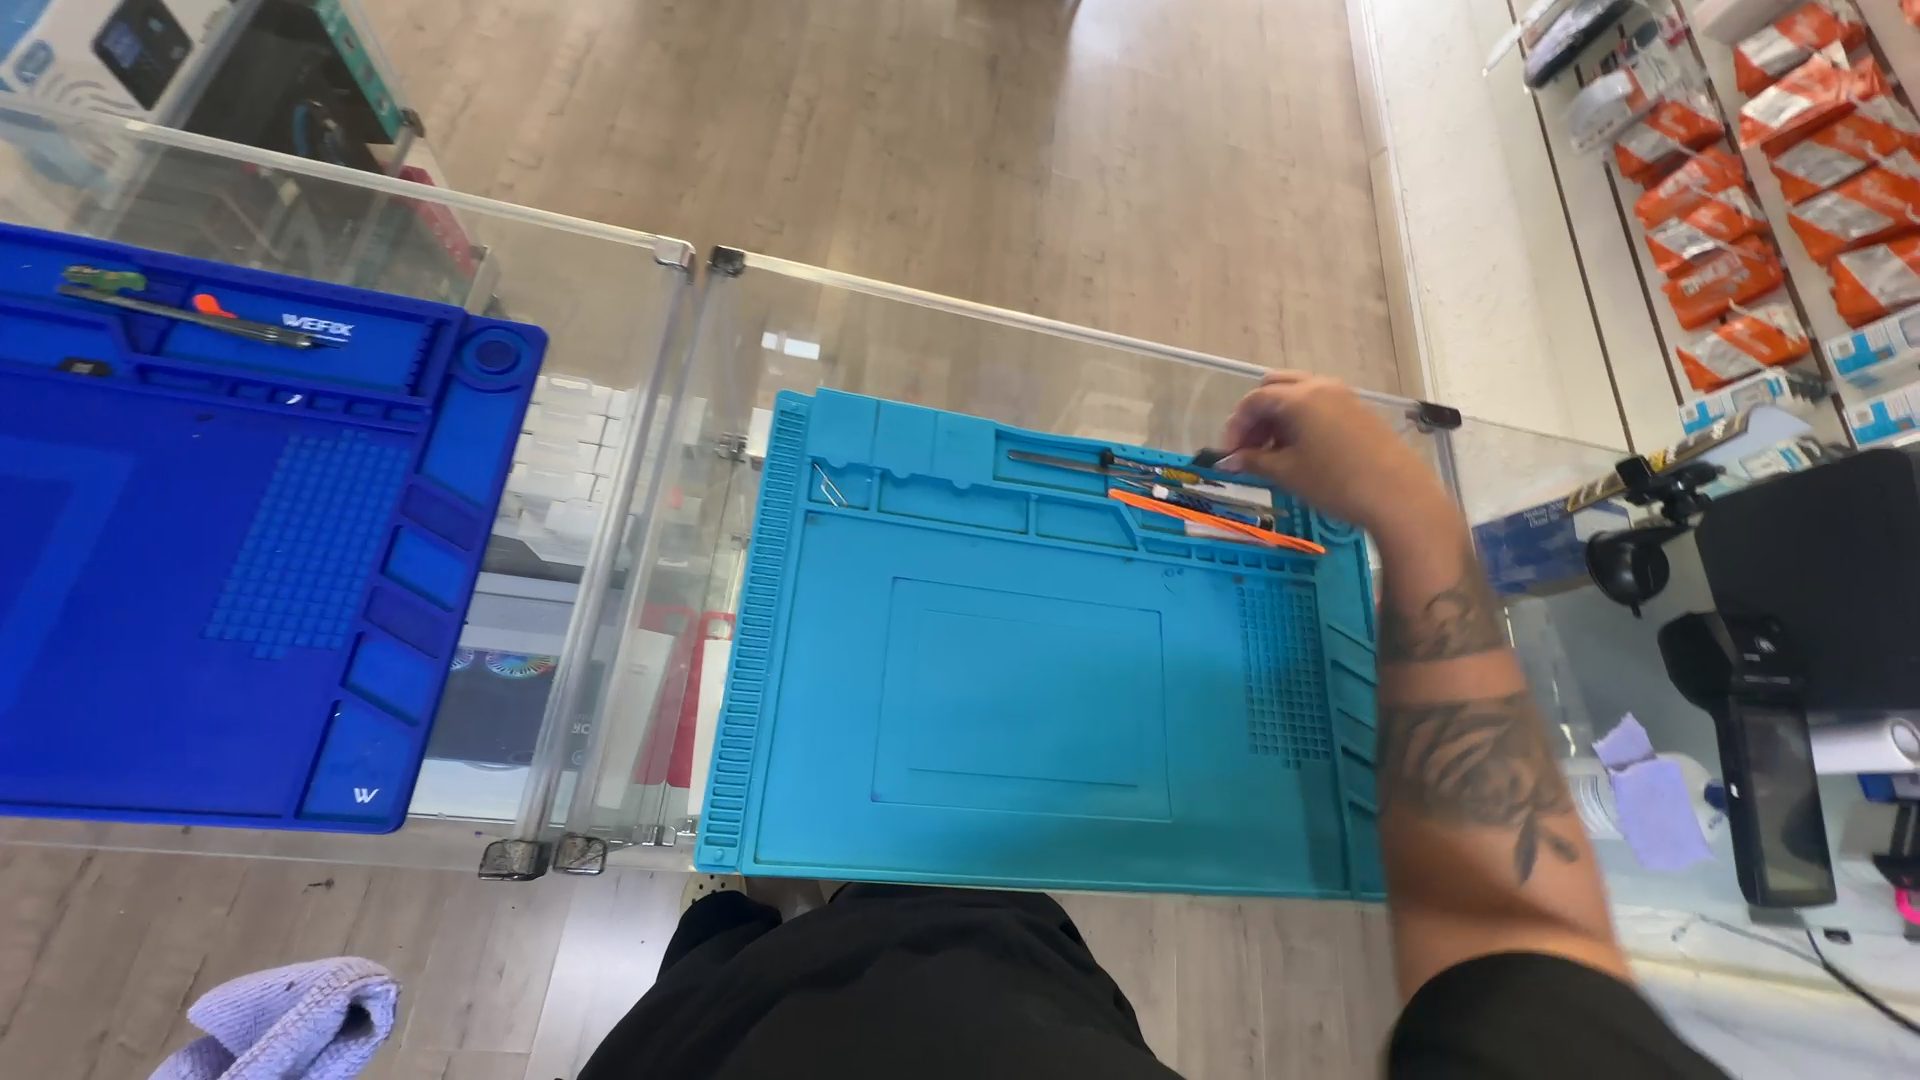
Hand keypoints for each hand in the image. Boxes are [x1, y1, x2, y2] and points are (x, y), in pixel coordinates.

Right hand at [1218, 372, 1457, 536]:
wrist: (1396, 494)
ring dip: (1278, 417)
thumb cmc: (1334, 481)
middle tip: (1250, 447)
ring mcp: (1343, 396)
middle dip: (1256, 415)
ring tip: (1274, 451)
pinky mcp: (1358, 410)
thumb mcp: (1287, 473)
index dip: (1235, 427)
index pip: (1254, 401)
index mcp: (1298, 398)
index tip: (1230, 454)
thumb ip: (1253, 461)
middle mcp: (1320, 387)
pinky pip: (1319, 404)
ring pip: (1298, 394)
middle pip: (1275, 387)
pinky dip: (1301, 419)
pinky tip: (1301, 450)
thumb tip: (1228, 462)